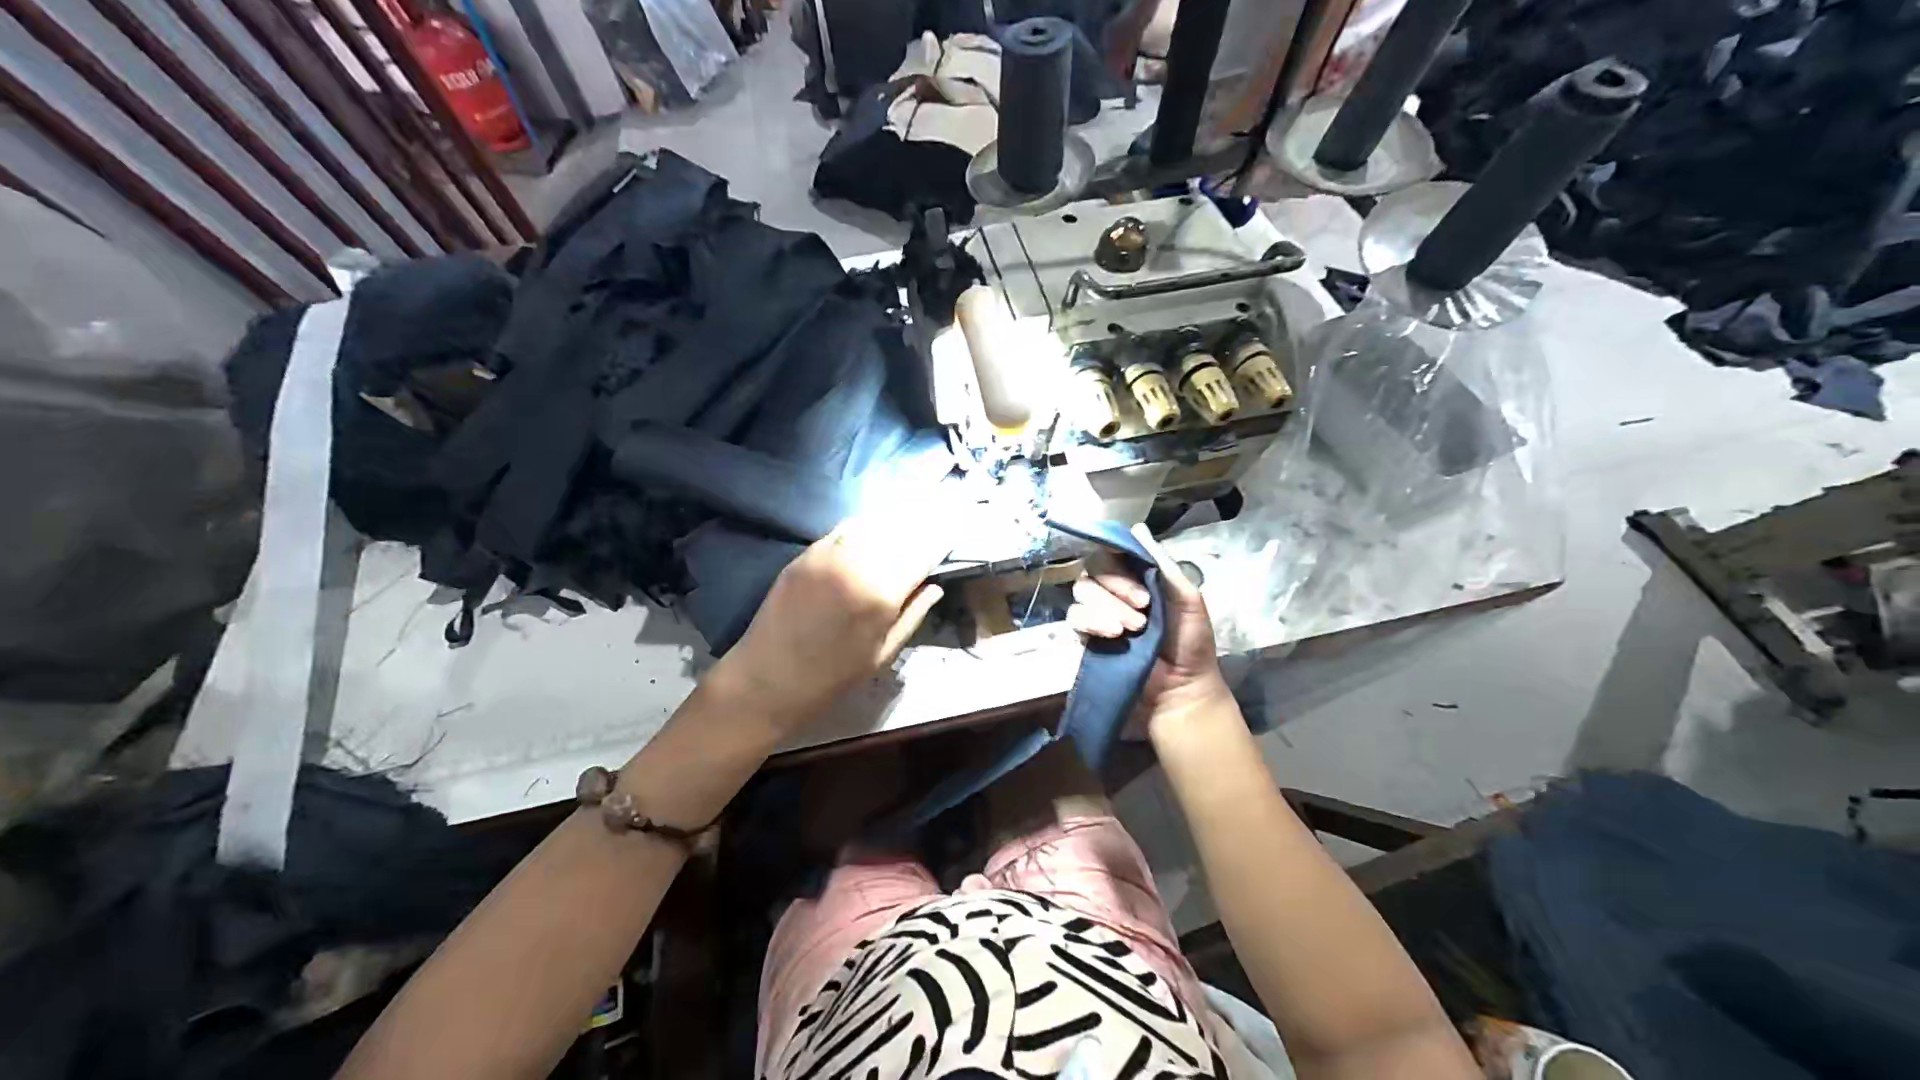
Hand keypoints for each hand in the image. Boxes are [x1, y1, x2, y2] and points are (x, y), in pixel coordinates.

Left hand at [712, 514, 948, 740]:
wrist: (769, 679)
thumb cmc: (834, 677)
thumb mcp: (883, 653)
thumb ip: (913, 615)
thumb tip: (935, 586)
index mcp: (882, 594)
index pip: (921, 553)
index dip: (939, 541)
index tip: (951, 533)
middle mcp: (857, 564)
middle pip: (898, 531)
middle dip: (919, 528)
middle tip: (933, 525)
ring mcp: (827, 555)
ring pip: (871, 524)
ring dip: (892, 524)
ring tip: (904, 527)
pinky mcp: (805, 554)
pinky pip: (842, 530)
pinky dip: (863, 528)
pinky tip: (871, 533)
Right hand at [1066, 524, 1229, 727]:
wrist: (1183, 689)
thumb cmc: (1191, 643)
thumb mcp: (1186, 598)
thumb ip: (1161, 565)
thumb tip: (1137, 529)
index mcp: (1137, 578)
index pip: (1110, 553)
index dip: (1116, 559)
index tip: (1133, 571)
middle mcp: (1113, 592)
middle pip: (1093, 571)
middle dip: (1117, 588)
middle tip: (1144, 607)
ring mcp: (1098, 615)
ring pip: (1082, 594)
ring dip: (1107, 607)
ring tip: (1133, 629)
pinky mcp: (1087, 638)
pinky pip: (1075, 619)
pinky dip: (1091, 622)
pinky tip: (1113, 634)